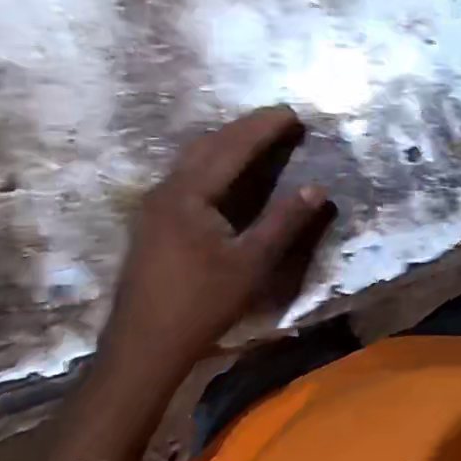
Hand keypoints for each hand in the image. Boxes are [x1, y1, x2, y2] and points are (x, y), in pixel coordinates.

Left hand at [102, 106, 337, 379]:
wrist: (143, 347)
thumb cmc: (202, 303)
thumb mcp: (252, 262)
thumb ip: (285, 221)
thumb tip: (317, 188)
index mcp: (188, 197)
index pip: (231, 149)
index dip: (263, 128)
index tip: (293, 113)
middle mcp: (165, 193)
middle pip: (207, 146)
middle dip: (245, 127)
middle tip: (281, 118)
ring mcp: (154, 208)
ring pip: (194, 159)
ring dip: (228, 142)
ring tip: (261, 135)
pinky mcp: (154, 223)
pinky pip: (188, 175)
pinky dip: (215, 161)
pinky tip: (229, 169)